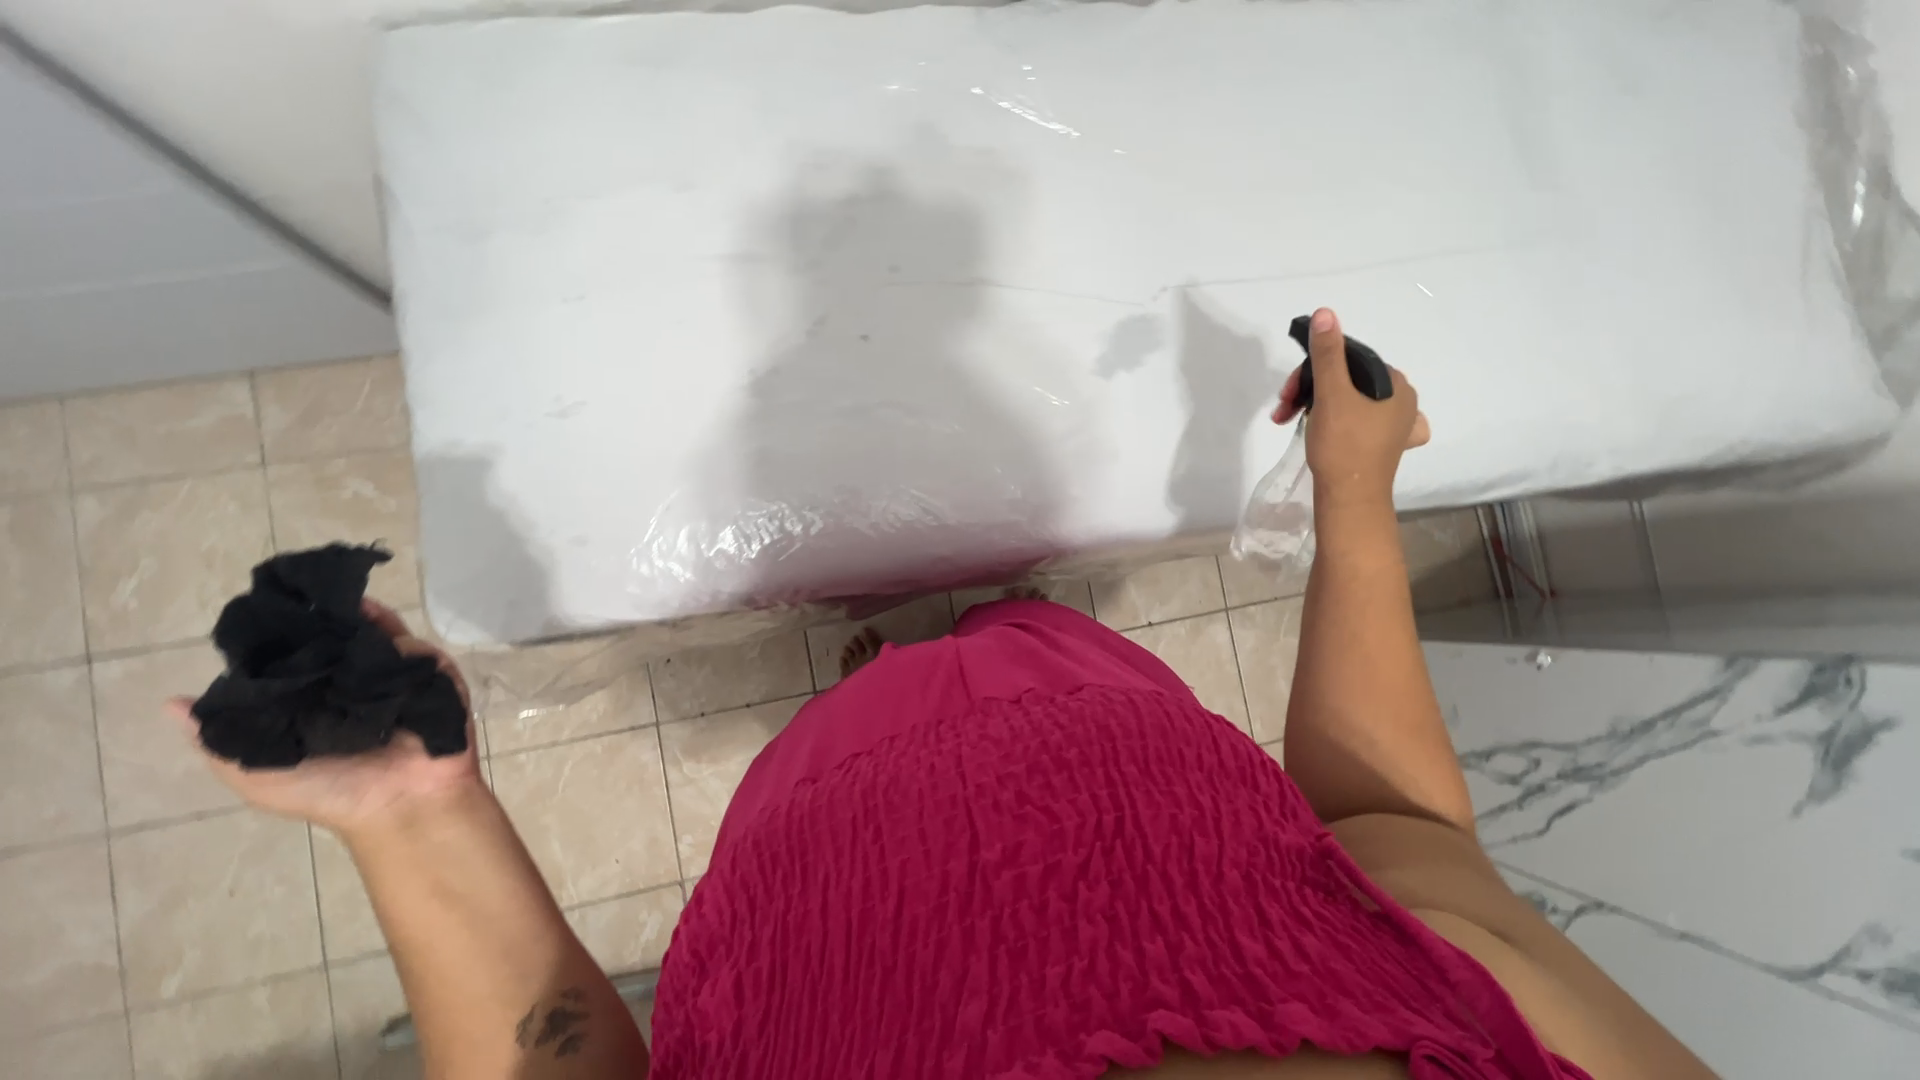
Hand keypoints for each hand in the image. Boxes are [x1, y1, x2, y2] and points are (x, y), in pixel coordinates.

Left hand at [169, 600, 486, 840]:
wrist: (400, 804)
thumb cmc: (330, 794)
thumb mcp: (256, 775)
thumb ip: (219, 741)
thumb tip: (170, 703)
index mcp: (316, 704)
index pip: (300, 660)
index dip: (287, 638)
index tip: (273, 613)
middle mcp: (356, 687)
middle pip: (343, 641)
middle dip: (329, 620)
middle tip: (314, 598)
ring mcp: (399, 679)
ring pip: (381, 638)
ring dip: (368, 623)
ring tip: (349, 605)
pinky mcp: (436, 677)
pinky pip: (418, 651)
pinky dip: (402, 644)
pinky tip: (385, 642)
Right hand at [1271, 307, 1428, 506]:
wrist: (1350, 499)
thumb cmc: (1343, 445)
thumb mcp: (1331, 395)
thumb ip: (1327, 354)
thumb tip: (1325, 313)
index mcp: (1396, 384)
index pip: (1349, 360)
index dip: (1314, 369)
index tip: (1289, 390)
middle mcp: (1402, 400)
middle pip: (1347, 381)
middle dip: (1310, 391)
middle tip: (1283, 409)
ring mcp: (1394, 425)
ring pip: (1347, 401)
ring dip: (1314, 407)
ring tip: (1289, 422)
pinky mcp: (1381, 445)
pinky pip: (1357, 421)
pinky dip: (1335, 419)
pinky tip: (1324, 427)